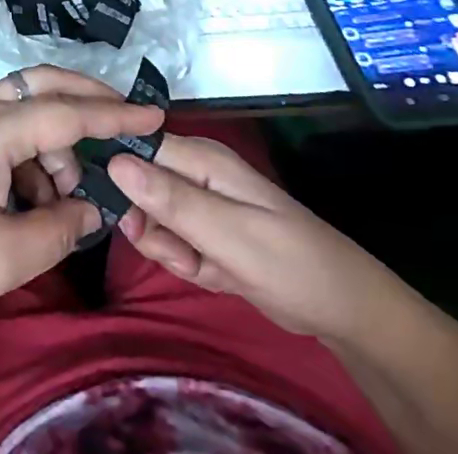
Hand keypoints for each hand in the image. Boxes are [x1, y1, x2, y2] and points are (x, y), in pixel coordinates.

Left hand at [0, 66, 164, 327]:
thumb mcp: (9, 254)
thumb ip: (62, 228)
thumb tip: (91, 208)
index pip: (68, 112)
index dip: (116, 116)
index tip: (157, 116)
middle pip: (44, 86)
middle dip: (88, 102)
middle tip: (125, 127)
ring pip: (25, 114)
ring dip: (55, 147)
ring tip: (62, 203)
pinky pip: (4, 134)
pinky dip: (30, 158)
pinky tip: (30, 205)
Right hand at [107, 135, 413, 341]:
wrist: (343, 310)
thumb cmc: (290, 263)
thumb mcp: (228, 234)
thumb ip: (171, 200)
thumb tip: (114, 162)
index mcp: (199, 157)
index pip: (134, 148)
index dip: (118, 177)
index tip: (128, 217)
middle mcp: (192, 171)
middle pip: (135, 187)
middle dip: (149, 226)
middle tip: (179, 252)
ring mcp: (197, 201)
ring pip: (148, 218)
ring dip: (167, 249)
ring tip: (200, 265)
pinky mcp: (201, 229)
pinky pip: (167, 240)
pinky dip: (182, 262)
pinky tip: (211, 274)